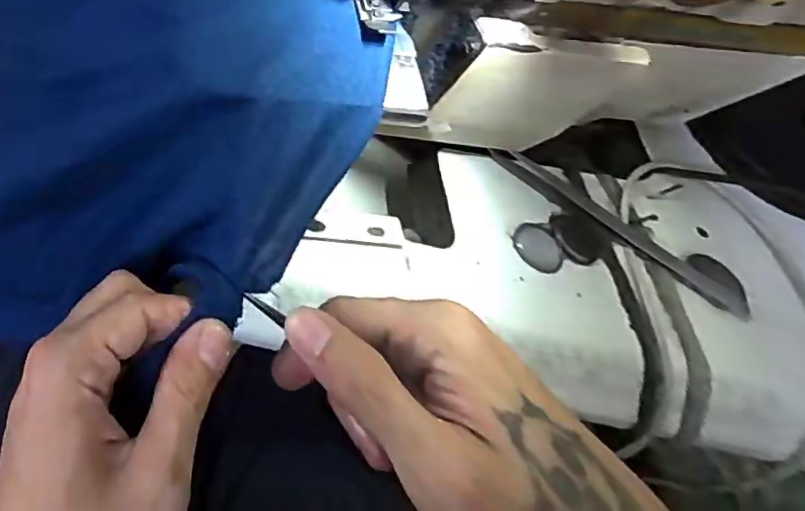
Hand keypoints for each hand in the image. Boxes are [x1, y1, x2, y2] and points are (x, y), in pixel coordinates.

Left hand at [0, 271, 234, 510]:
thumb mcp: (154, 474)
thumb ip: (185, 392)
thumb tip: (217, 327)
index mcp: (67, 359)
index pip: (135, 302)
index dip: (183, 312)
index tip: (224, 337)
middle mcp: (47, 349)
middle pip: (113, 294)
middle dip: (161, 309)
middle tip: (204, 348)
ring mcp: (40, 370)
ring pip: (101, 314)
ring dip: (144, 327)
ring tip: (185, 363)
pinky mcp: (43, 393)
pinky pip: (88, 342)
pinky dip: (123, 346)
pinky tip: (149, 379)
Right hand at [273, 298, 666, 510]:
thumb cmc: (516, 503)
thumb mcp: (428, 454)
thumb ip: (361, 384)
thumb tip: (298, 320)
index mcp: (437, 325)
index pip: (342, 313)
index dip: (309, 350)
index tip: (288, 392)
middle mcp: (449, 321)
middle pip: (362, 335)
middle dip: (352, 391)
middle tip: (376, 451)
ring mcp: (465, 347)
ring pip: (383, 358)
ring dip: (374, 407)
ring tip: (401, 458)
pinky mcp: (475, 374)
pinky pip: (412, 376)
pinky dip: (401, 412)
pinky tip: (419, 448)